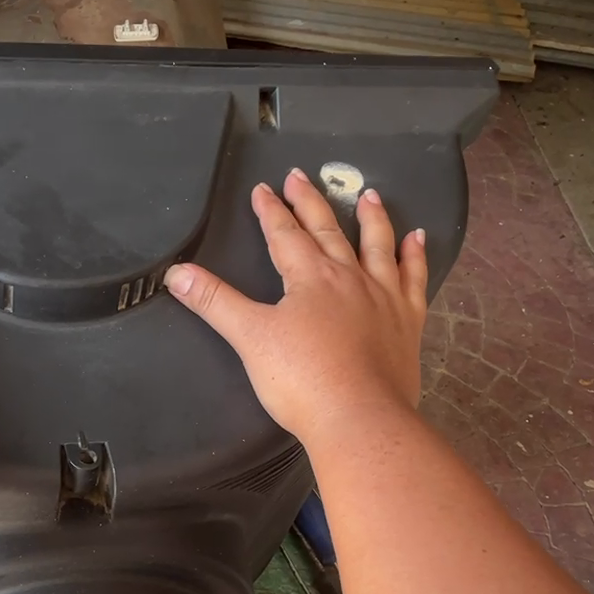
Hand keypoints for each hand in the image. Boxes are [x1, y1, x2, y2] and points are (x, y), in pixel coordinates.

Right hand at [164, 168, 427, 445]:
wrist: (358, 417)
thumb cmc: (300, 379)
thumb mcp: (249, 338)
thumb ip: (215, 302)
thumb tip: (176, 274)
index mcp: (310, 278)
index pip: (285, 235)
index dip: (271, 212)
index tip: (263, 190)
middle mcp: (349, 278)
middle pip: (328, 231)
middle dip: (311, 203)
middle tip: (300, 177)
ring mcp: (383, 298)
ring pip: (377, 246)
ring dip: (371, 218)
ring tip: (369, 195)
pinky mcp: (407, 323)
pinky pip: (413, 278)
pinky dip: (414, 256)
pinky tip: (416, 239)